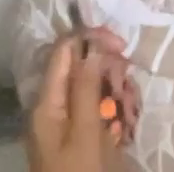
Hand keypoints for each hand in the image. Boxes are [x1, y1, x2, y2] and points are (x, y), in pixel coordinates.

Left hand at [28, 38, 129, 171]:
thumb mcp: (85, 132)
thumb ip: (86, 87)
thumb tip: (92, 45)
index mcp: (46, 102)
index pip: (63, 50)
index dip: (91, 39)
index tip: (122, 45)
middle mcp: (50, 106)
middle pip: (77, 65)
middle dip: (106, 65)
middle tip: (127, 78)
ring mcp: (61, 121)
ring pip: (88, 85)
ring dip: (111, 87)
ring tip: (127, 105)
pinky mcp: (73, 135)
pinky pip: (92, 107)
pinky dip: (109, 107)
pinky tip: (121, 122)